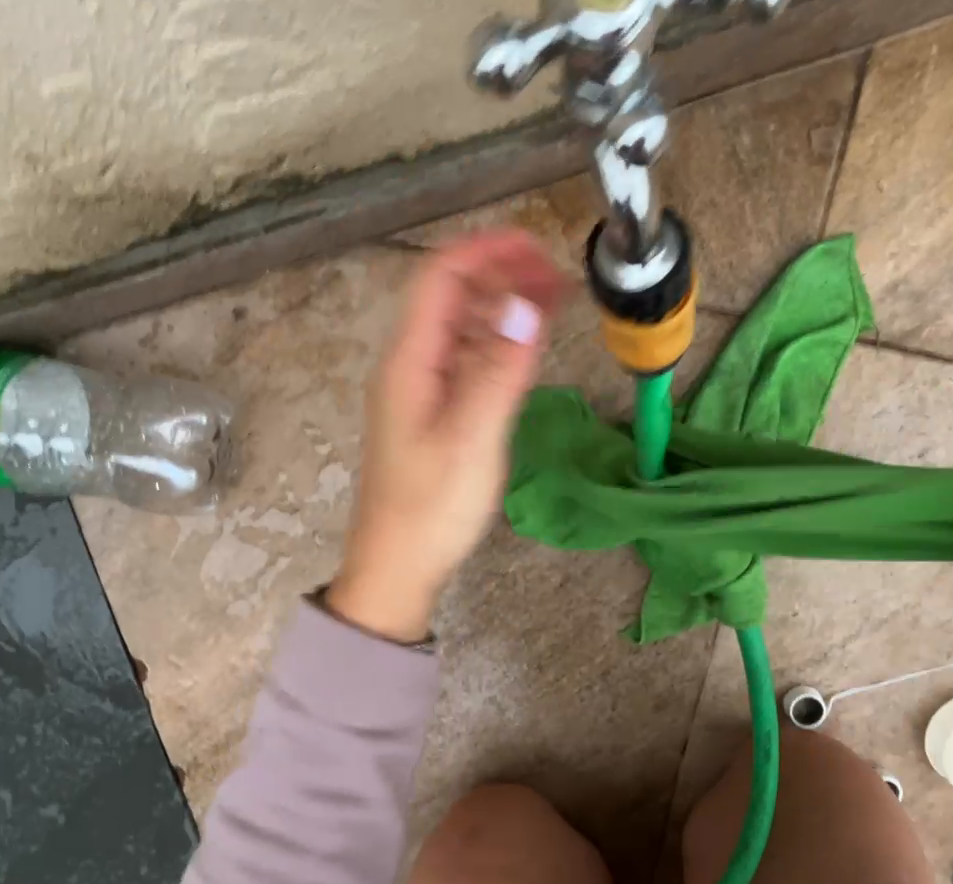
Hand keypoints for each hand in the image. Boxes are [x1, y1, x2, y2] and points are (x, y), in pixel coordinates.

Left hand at [327, 230, 569, 641]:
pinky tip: (526, 347)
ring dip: (503, 308)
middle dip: (502, 276)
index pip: (441, 279)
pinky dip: (498, 345)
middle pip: (453, 299)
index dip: (485, 252)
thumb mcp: (470, 439)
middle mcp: (410, 366)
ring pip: (462, 329)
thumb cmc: (429, 509)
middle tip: (556, 274)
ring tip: (553, 301)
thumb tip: (527, 308)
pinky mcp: (435, 415)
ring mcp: (421, 391)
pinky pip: (466, 362)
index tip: (535, 245)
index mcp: (409, 363)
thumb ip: (499, 371)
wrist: (397, 568)